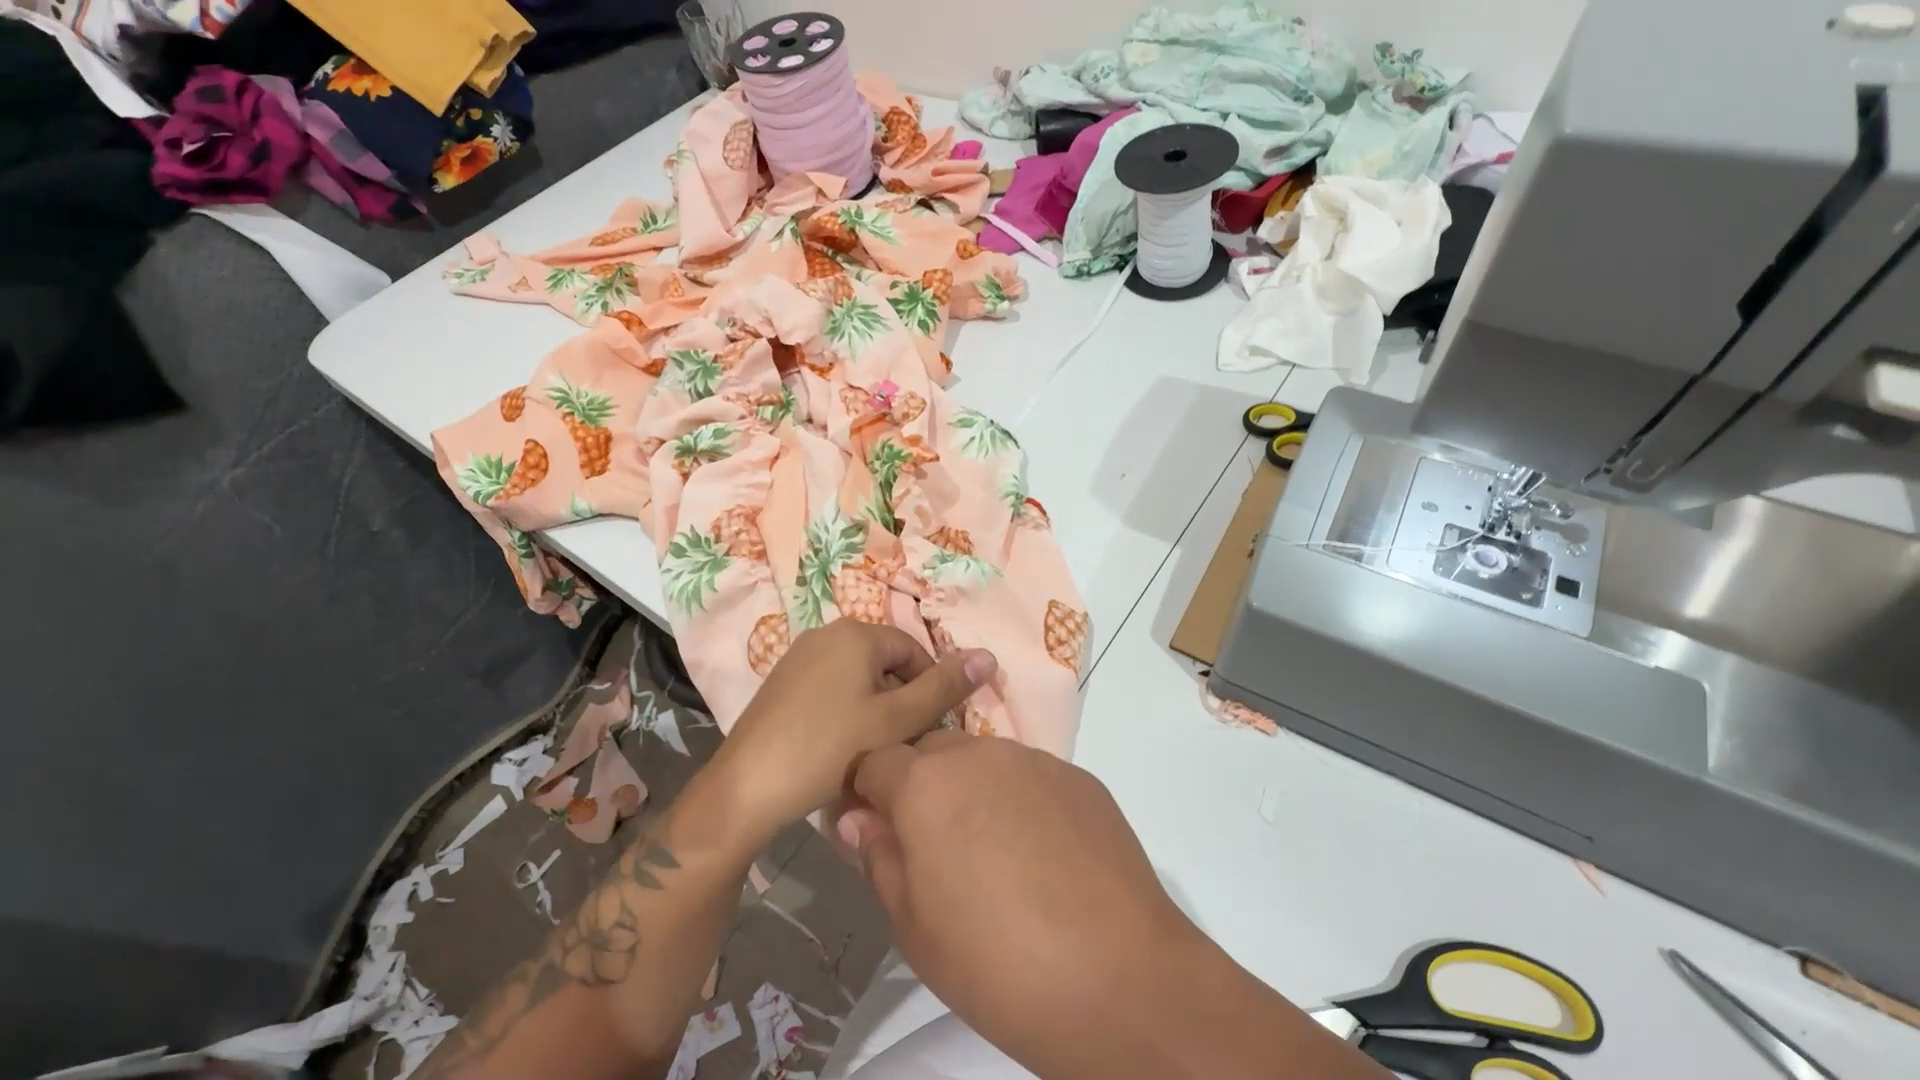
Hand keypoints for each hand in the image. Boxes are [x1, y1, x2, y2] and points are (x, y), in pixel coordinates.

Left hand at [712, 620, 995, 844]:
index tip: (928, 732)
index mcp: (856, 632)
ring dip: (875, 711)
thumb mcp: (895, 721)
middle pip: (886, 663)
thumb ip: (943, 688)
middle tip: (902, 746)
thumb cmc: (828, 749)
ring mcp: (798, 658)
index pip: (915, 651)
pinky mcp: (781, 685)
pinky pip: (831, 690)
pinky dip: (846, 715)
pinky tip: (841, 752)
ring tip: (874, 753)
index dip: (930, 691)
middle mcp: (826, 634)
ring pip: (858, 680)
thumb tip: (989, 656)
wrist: (747, 788)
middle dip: (902, 701)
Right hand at [839, 731, 1198, 1071]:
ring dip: (972, 792)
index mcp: (926, 785)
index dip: (864, 794)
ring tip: (991, 856)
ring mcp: (1039, 764)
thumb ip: (878, 858)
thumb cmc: (995, 963)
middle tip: (930, 849)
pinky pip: (1033, 780)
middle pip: (931, 752)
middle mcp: (982, 756)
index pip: (873, 762)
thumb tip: (859, 819)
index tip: (870, 832)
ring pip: (986, 762)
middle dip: (918, 787)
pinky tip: (1040, 859)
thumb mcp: (912, 926)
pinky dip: (1022, 804)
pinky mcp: (1084, 782)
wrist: (1119, 979)